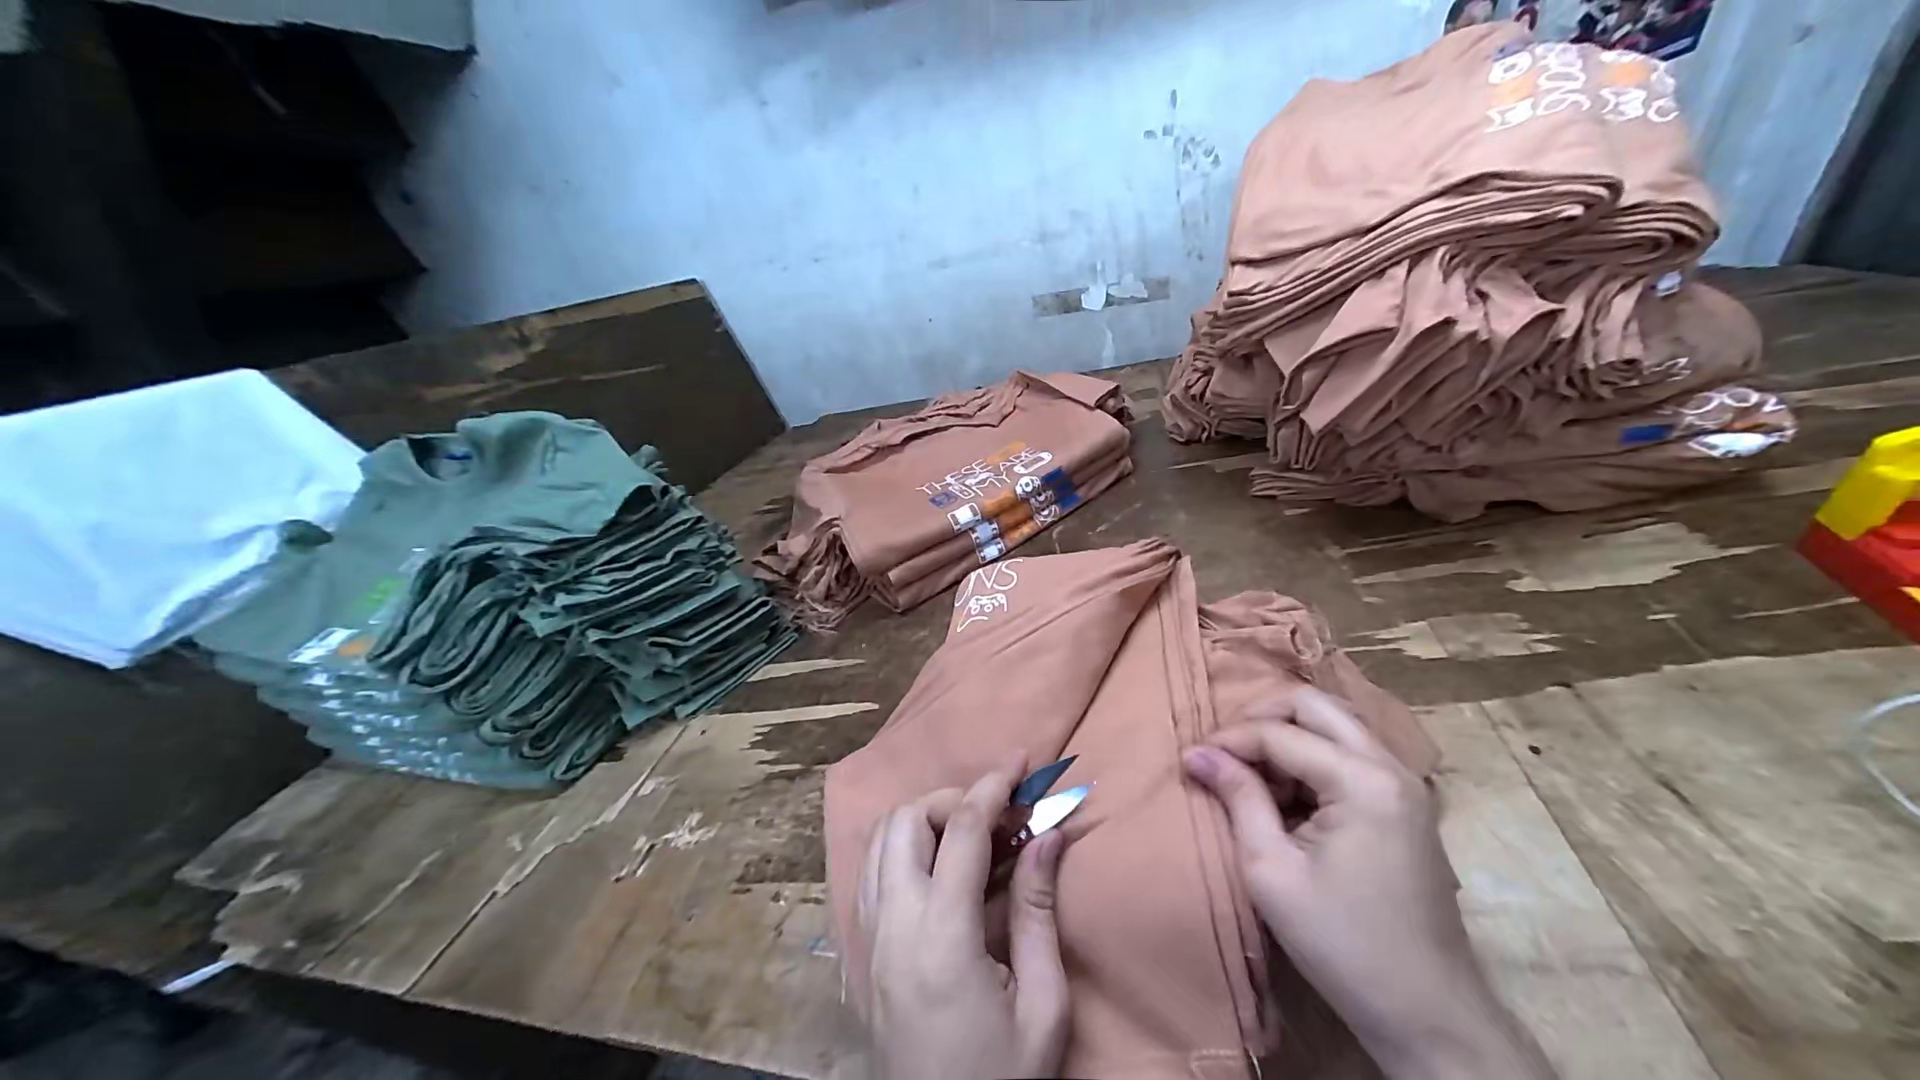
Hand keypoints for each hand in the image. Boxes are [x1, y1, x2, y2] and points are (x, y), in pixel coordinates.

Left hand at [857, 761, 1070, 1079]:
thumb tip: (1048, 834)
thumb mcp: (1041, 1007)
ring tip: (972, 835)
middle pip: (906, 820)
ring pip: (881, 840)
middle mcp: (893, 922)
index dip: (994, 786)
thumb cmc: (999, 1078)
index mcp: (941, 935)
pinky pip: (873, 871)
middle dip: (953, 799)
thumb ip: (1040, 911)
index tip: (1021, 761)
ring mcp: (870, 935)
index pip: (962, 830)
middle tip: (999, 814)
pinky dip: (904, 847)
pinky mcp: (864, 950)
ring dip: (925, 819)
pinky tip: (940, 867)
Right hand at [1182, 689, 1552, 1079]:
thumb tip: (1196, 752)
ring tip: (1251, 773)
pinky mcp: (1404, 804)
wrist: (1427, 1013)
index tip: (1192, 760)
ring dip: (1287, 734)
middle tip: (1225, 751)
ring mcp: (1405, 784)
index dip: (1229, 740)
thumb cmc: (1341, 943)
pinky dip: (1311, 756)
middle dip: (1261, 717)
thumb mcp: (1272, 870)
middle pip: (1315, 705)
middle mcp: (1391, 767)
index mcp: (1364, 781)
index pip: (1280, 733)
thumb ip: (1238, 797)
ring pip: (1335, 723)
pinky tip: (1286, 795)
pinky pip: (1350, 752)